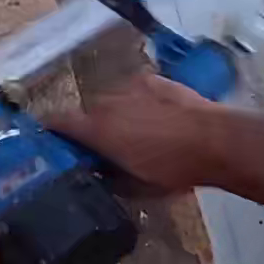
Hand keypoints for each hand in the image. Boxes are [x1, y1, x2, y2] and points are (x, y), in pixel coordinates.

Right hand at [44, 72, 225, 191]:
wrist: (214, 140)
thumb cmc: (173, 169)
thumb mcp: (136, 186)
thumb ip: (108, 177)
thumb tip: (97, 172)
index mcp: (96, 129)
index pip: (57, 122)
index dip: (50, 130)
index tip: (50, 139)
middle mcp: (106, 102)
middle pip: (87, 112)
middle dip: (92, 127)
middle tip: (106, 145)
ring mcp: (129, 85)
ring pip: (112, 99)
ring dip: (116, 113)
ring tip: (136, 129)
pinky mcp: (152, 78)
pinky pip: (134, 90)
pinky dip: (138, 101)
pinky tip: (156, 114)